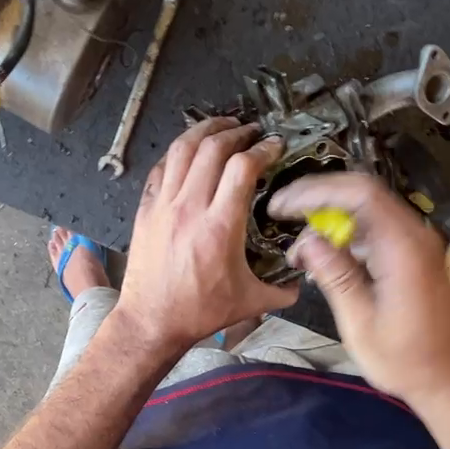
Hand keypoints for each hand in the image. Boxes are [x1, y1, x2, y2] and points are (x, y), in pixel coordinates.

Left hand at [112, 118, 299, 357]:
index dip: (263, 149)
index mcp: (221, 225)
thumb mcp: (251, 302)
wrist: (151, 321)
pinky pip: (161, 168)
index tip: (274, 146)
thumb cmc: (201, 312)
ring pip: (182, 149)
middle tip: (251, 131)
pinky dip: (178, 153)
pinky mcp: (146, 210)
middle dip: (236, 132)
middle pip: (212, 147)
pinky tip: (189, 152)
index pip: (243, 167)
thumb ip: (283, 289)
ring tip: (222, 126)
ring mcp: (163, 205)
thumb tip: (303, 280)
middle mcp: (190, 207)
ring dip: (204, 131)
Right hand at [267, 172, 449, 404]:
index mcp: (403, 247)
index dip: (315, 191)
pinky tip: (325, 259)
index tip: (281, 206)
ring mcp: (418, 244)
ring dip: (331, 221)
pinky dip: (348, 236)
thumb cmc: (406, 360)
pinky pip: (378, 230)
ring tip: (300, 250)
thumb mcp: (361, 322)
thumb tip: (307, 241)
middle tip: (283, 216)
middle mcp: (415, 236)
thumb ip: (335, 275)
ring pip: (369, 211)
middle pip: (363, 194)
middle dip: (318, 200)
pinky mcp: (416, 257)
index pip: (358, 194)